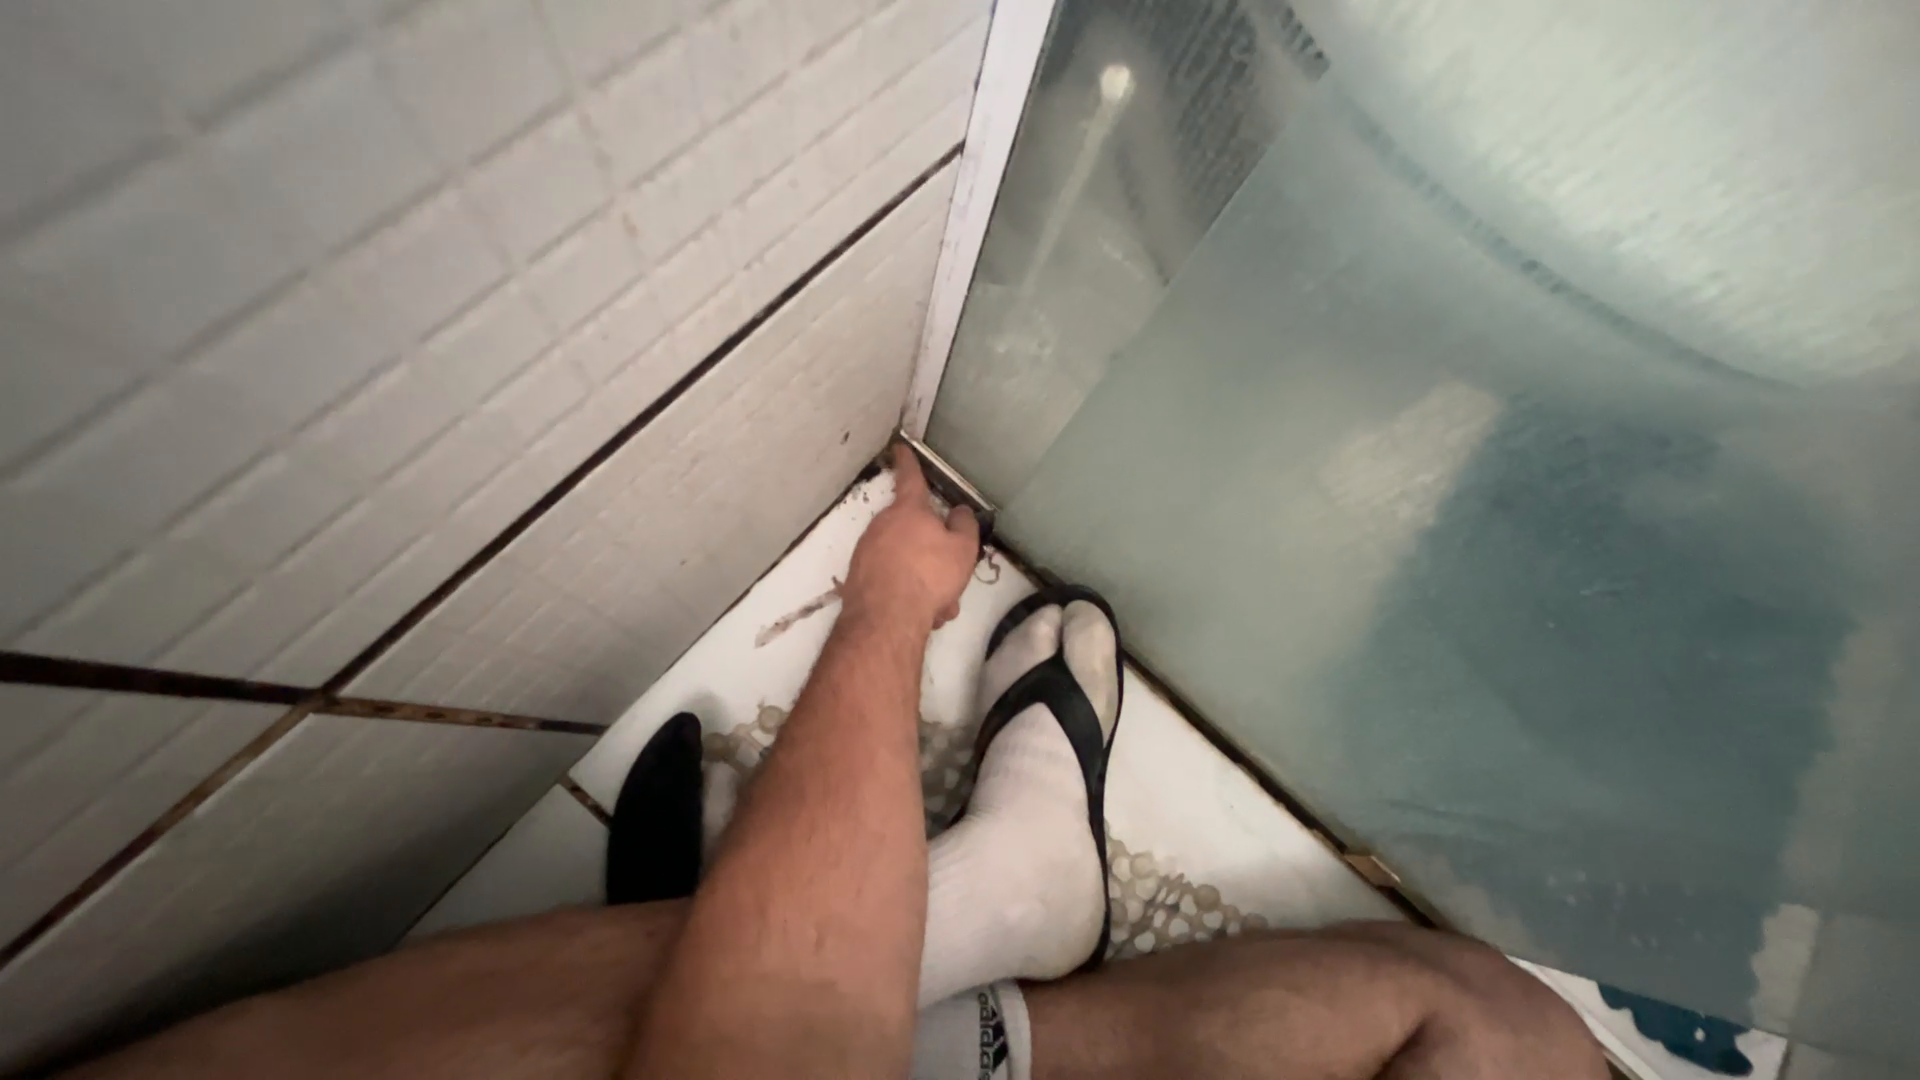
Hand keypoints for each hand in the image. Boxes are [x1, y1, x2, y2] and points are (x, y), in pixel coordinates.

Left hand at [842, 443, 980, 628]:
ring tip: (939, 605)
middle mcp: (882, 526)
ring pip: (905, 561)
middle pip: (912, 532)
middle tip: (950, 576)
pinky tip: (922, 614)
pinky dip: (908, 593)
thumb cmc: (930, 574)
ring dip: (924, 580)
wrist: (887, 618)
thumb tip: (958, 512)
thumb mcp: (963, 549)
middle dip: (932, 553)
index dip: (909, 462)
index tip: (900, 447)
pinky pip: (892, 581)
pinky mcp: (858, 578)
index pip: (911, 478)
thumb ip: (964, 526)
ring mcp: (866, 552)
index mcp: (908, 511)